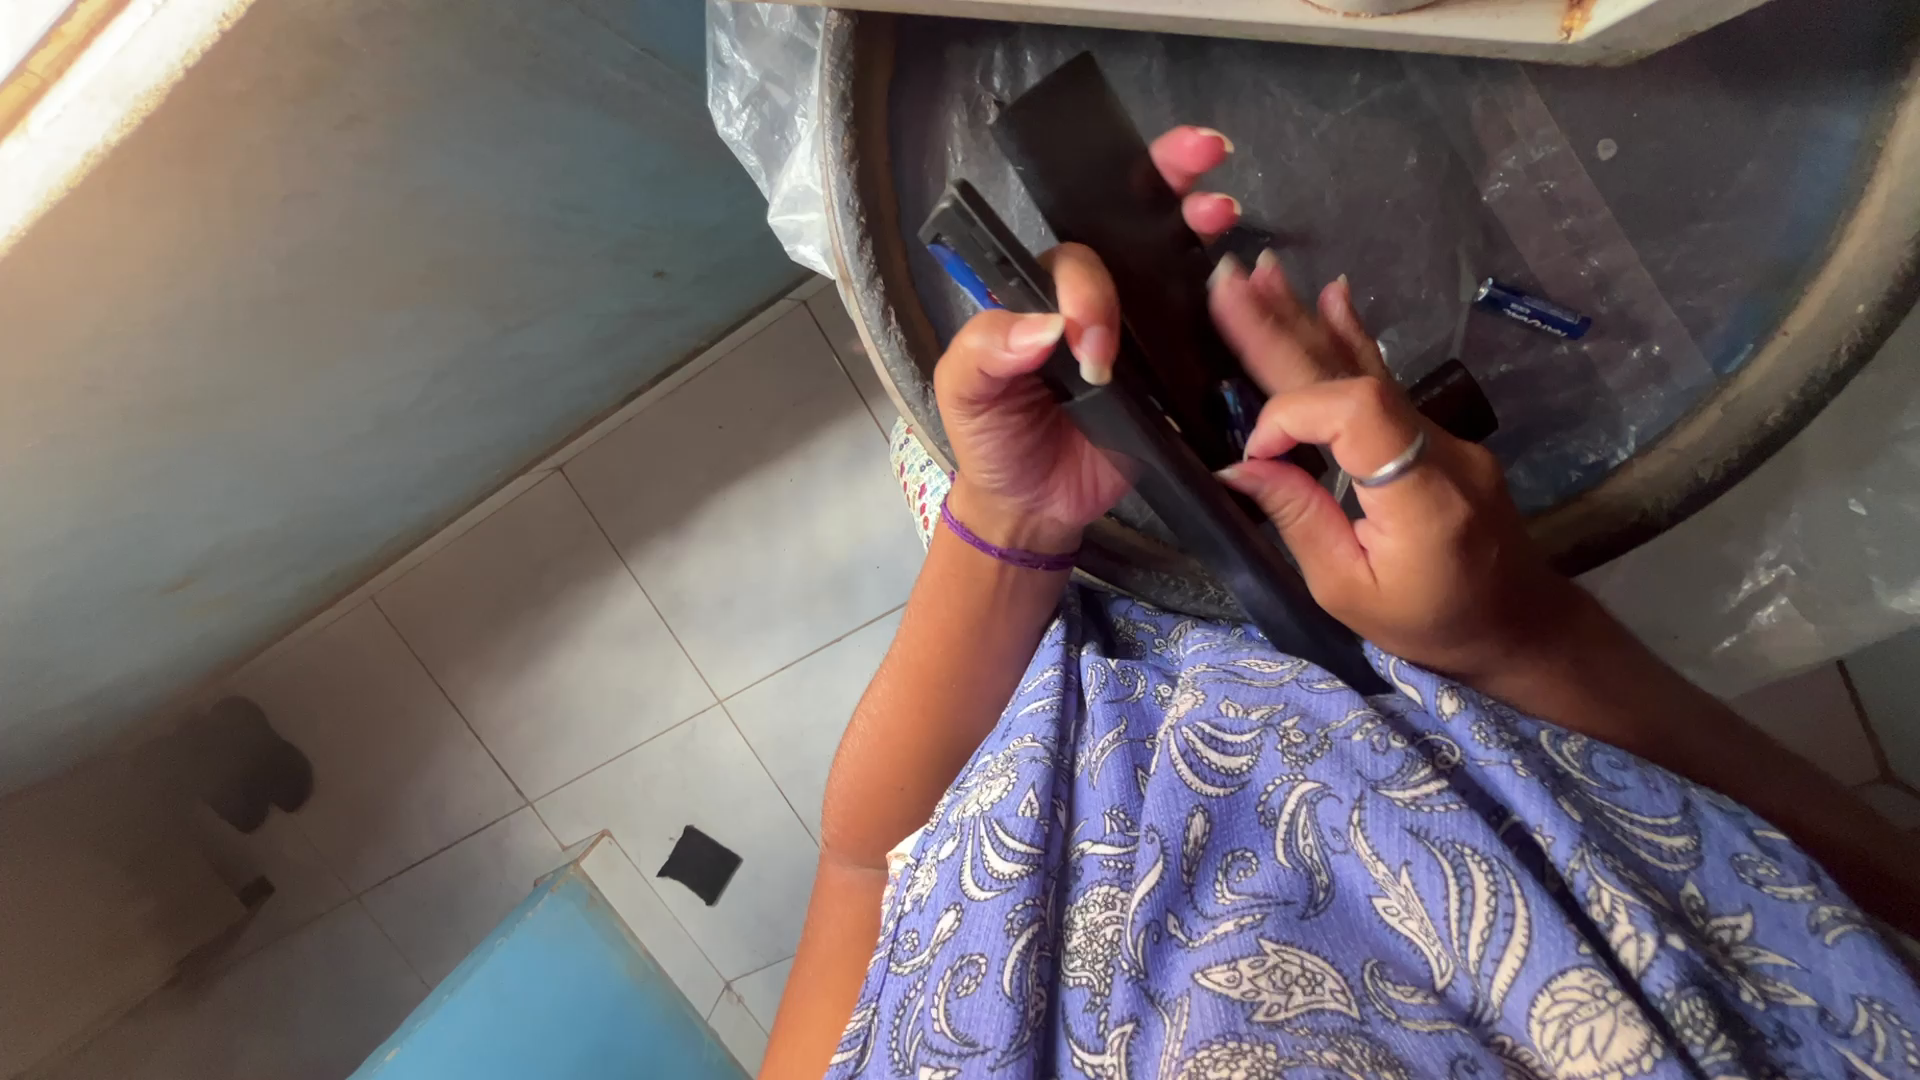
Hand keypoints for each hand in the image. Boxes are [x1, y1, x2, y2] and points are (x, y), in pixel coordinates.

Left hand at [933, 126, 1241, 555]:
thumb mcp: (964, 395)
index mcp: (1036, 300)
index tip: (1091, 346)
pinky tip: (1244, 284)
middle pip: (1124, 234)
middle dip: (1162, 187)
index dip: (1089, 288)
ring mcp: (1132, 336)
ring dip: (1198, 230)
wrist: (1034, 504)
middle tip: (1202, 159)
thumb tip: (1045, 327)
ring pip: (1167, 269)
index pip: (1071, 262)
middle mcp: (1087, 305)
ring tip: (1222, 212)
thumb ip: (984, 353)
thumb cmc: (991, 441)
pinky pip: (1196, 332)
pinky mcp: (1167, 374)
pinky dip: (1222, 306)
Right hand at [1208, 256, 1591, 680]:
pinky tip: (1331, 297)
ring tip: (1262, 276)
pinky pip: (1383, 380)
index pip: (1353, 414)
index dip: (1292, 415)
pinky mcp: (1437, 434)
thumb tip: (1239, 464)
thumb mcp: (1346, 589)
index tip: (1256, 452)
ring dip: (1305, 320)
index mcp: (1419, 496)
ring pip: (1364, 366)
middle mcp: (1438, 449)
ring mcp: (1444, 433)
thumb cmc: (1428, 623)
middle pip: (1350, 373)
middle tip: (1228, 285)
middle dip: (1281, 330)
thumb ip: (1297, 518)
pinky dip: (1350, 337)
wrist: (1517, 624)